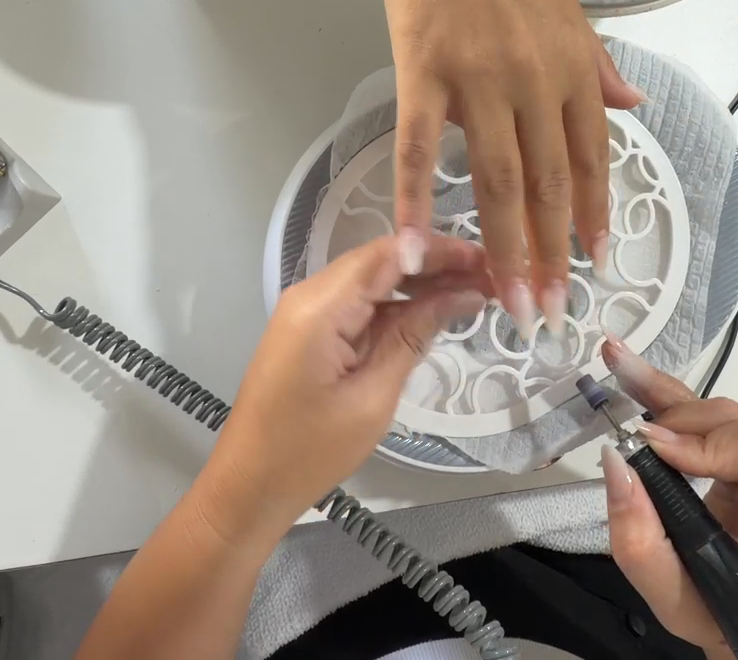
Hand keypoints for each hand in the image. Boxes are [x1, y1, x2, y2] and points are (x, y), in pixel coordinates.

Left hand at [200, 234, 489, 540]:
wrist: (247, 487)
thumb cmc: (308, 453)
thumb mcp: (373, 397)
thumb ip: (414, 337)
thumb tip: (462, 296)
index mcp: (319, 306)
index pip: (387, 255)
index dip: (438, 251)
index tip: (486, 259)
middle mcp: (309, 294)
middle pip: (381, 261)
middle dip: (436, 265)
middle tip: (490, 277)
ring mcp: (306, 309)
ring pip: (372, 279)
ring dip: (420, 284)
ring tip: (473, 292)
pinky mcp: (310, 327)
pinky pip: (359, 302)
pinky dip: (396, 304)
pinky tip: (432, 311)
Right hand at [367, 0, 642, 340]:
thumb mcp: (571, 7)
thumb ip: (598, 64)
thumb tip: (636, 103)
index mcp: (574, 67)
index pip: (589, 159)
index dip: (591, 216)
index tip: (593, 265)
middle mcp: (536, 81)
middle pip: (546, 184)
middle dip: (551, 255)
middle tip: (550, 312)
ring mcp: (478, 79)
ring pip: (496, 179)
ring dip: (504, 248)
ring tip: (509, 302)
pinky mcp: (424, 72)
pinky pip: (421, 147)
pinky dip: (418, 197)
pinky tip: (416, 244)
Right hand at [600, 338, 737, 655]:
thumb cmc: (715, 618)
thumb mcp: (670, 599)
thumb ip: (639, 539)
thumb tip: (615, 459)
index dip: (700, 439)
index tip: (647, 444)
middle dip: (677, 421)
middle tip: (626, 430)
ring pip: (727, 414)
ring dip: (669, 400)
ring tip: (617, 366)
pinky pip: (721, 419)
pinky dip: (675, 398)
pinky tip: (635, 369)